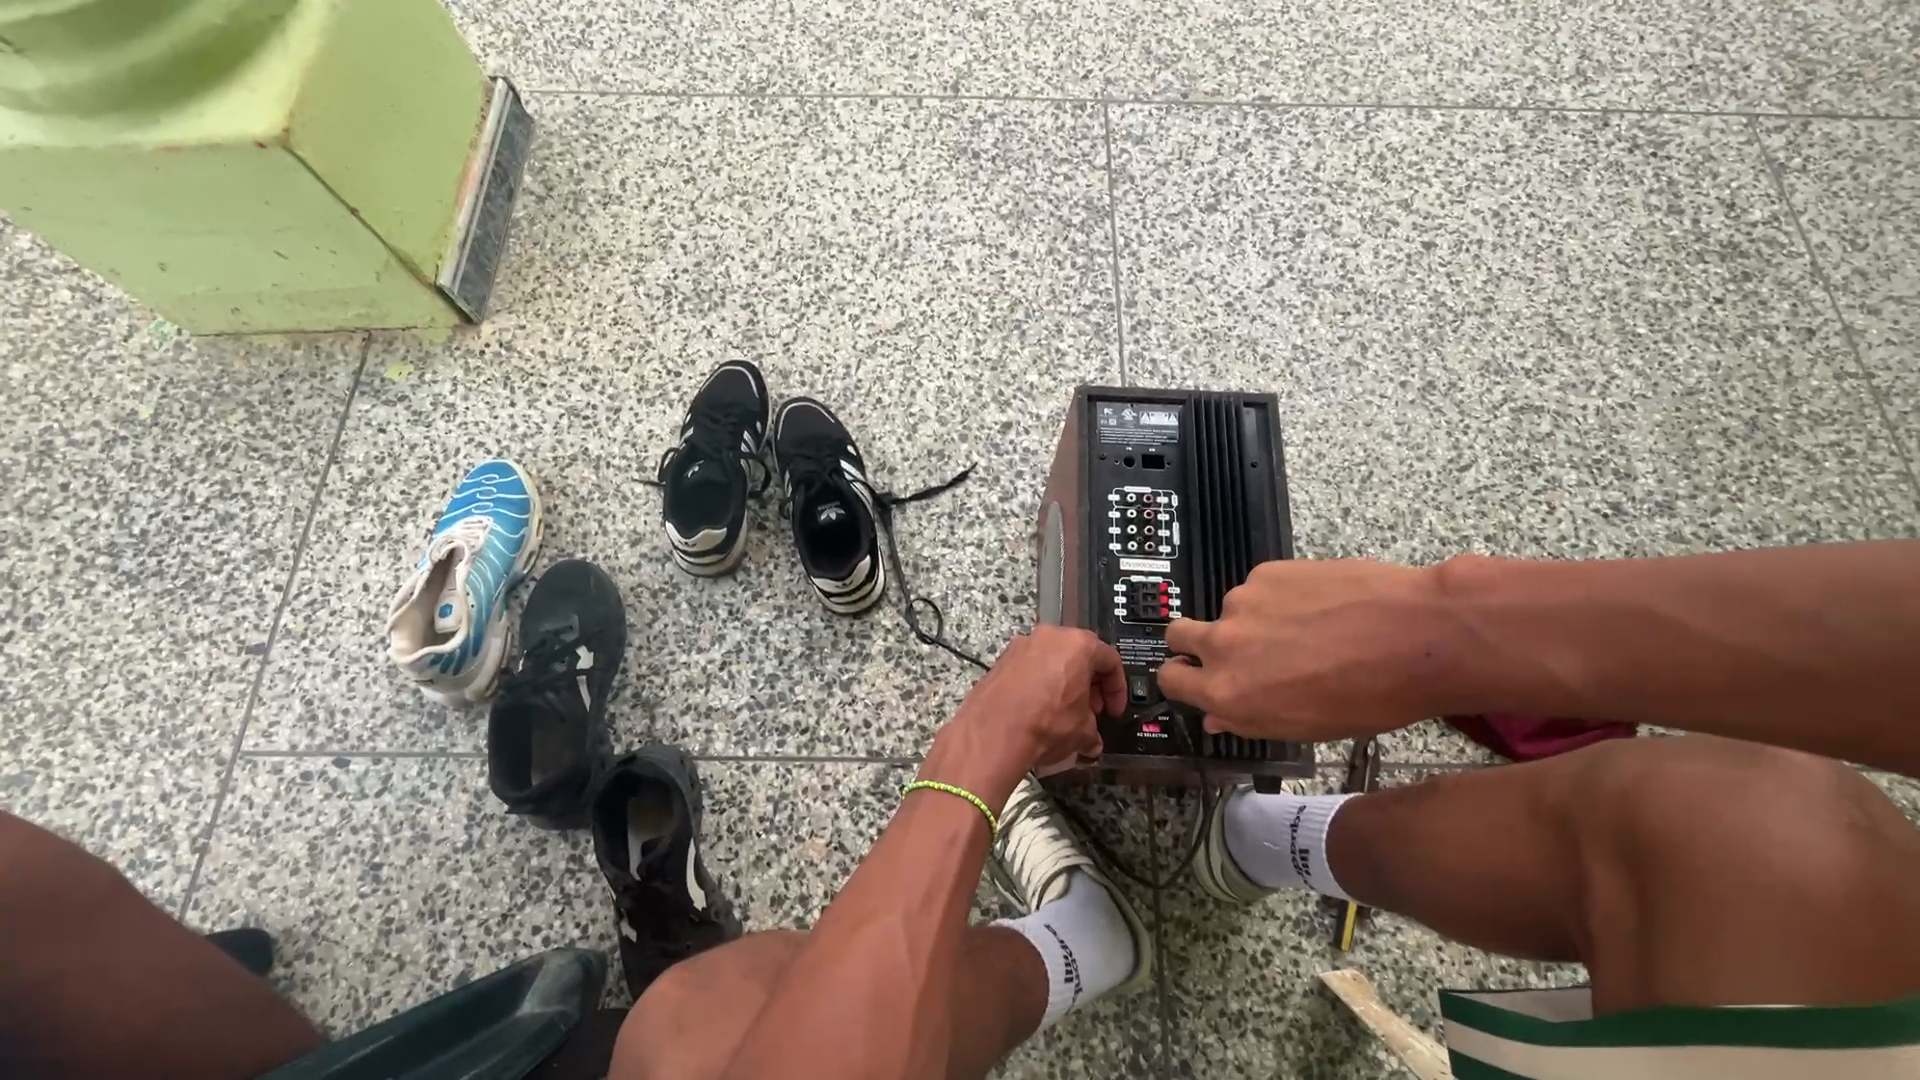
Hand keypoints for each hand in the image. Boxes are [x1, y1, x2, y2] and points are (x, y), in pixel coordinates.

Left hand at [924, 627, 1125, 803]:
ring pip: (1053, 659)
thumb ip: (1092, 731)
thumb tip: (1091, 741)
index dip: (1117, 689)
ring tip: (1065, 712)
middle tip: (1092, 709)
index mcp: (1078, 644)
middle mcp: (1050, 636)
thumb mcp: (1083, 731)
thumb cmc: (1045, 724)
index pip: (1110, 661)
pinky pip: (1030, 668)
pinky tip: (1039, 709)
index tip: (1114, 709)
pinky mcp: (1001, 659)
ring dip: (1064, 682)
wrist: (994, 732)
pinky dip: (1039, 684)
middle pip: (1080, 655)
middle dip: (1090, 683)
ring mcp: (1022, 645)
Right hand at [1156, 558, 1454, 742]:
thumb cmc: (1370, 696)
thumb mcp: (1304, 727)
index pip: (1170, 679)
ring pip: (1229, 611)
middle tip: (1238, 651)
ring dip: (1250, 621)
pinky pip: (1259, 588)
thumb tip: (1217, 716)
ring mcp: (1242, 603)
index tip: (1195, 677)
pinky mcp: (1268, 572)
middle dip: (1193, 642)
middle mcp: (1222, 644)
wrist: (1418, 635)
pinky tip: (1319, 608)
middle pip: (1177, 634)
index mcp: (1226, 692)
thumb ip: (1247, 719)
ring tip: (1304, 631)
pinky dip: (1278, 598)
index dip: (1181, 679)